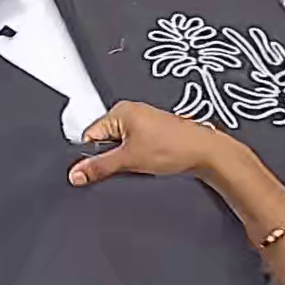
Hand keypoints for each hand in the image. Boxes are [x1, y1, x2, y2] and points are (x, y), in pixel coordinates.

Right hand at [68, 100, 239, 185]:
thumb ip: (98, 167)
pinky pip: (132, 147)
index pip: (89, 135)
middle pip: (103, 141)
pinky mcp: (152, 133)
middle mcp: (130, 112)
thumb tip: (76, 173)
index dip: (94, 154)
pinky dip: (137, 157)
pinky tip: (149, 161)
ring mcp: (143, 122)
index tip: (103, 165)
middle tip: (128, 162)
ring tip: (143, 161)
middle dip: (111, 157)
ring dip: (126, 158)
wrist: (208, 154)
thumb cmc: (176, 147)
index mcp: (120, 111)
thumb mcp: (129, 160)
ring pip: (119, 146)